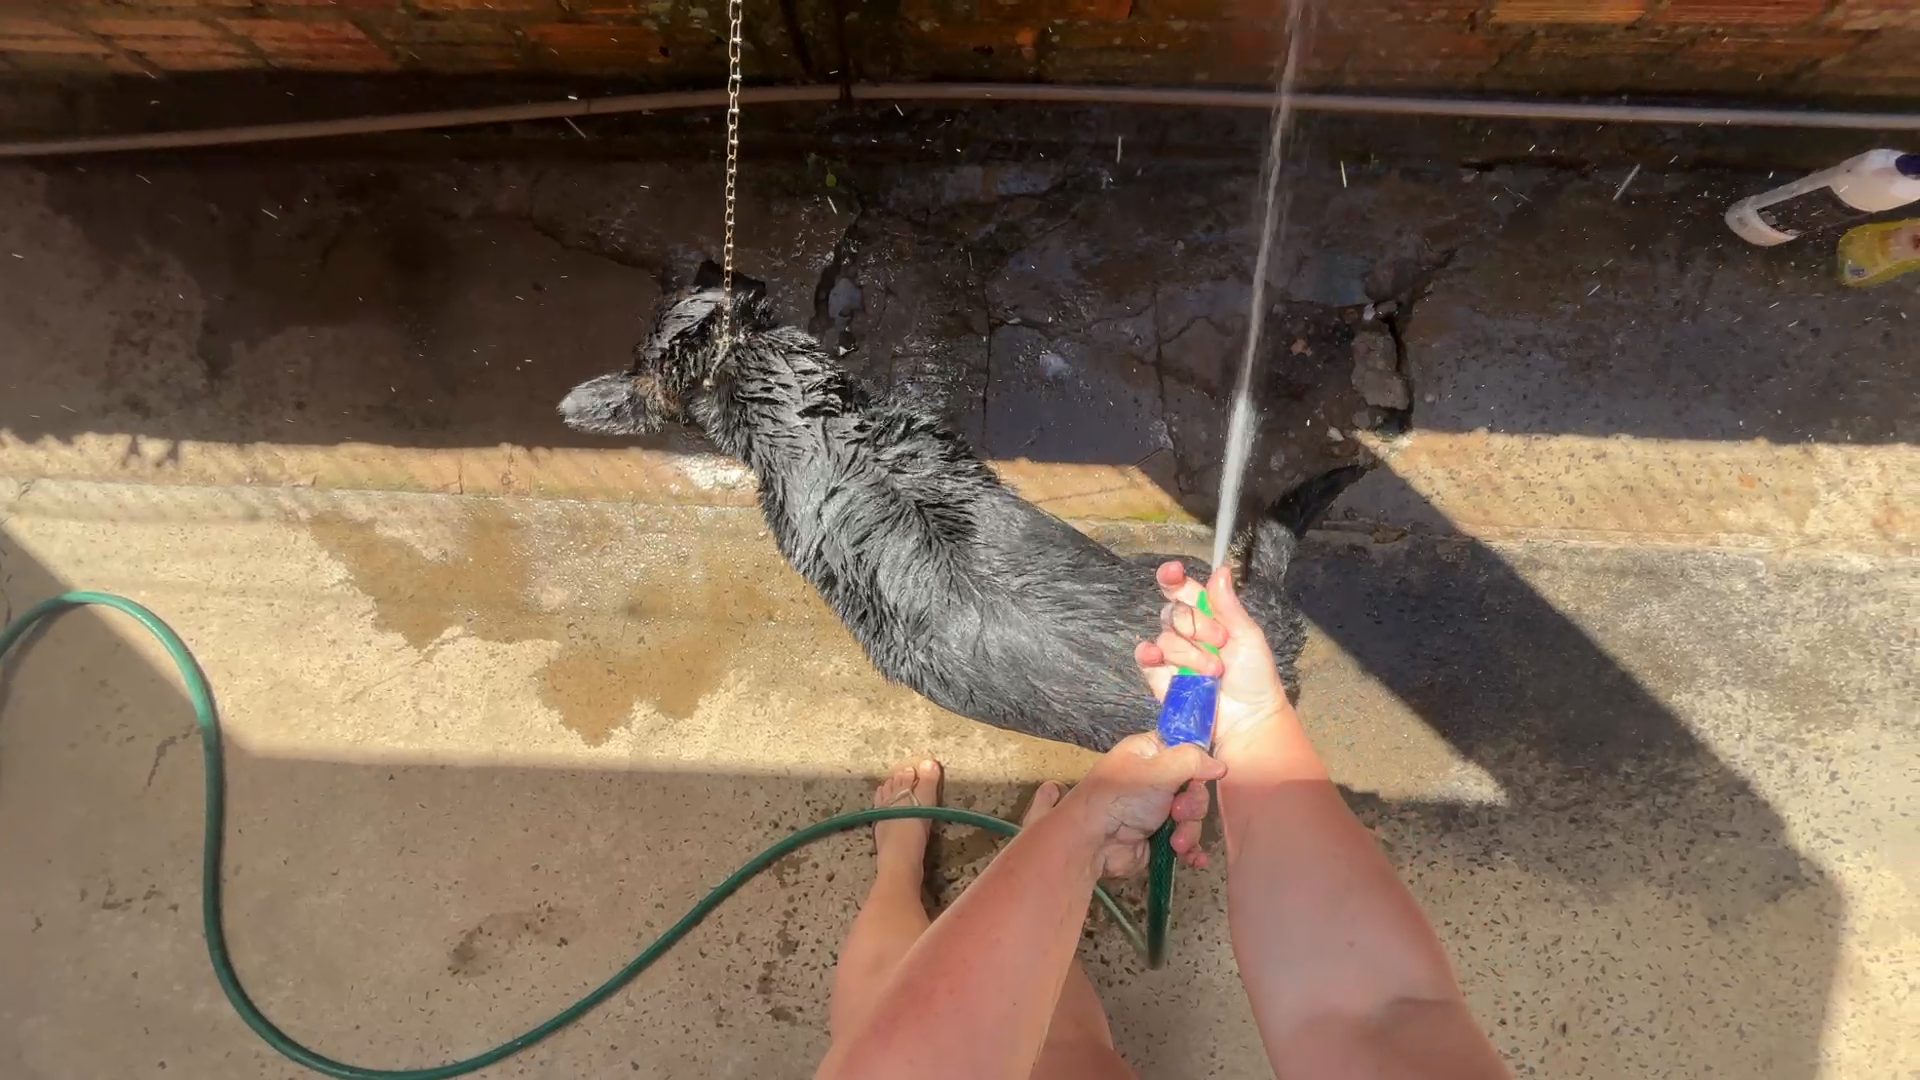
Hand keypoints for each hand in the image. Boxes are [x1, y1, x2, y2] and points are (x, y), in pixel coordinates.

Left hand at [1063, 732, 1224, 877]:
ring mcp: (1157, 808)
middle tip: (1178, 813)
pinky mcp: (1159, 836)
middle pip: (1194, 786)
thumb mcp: (1157, 771)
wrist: (1093, 841)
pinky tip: (1192, 858)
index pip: (1185, 750)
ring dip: (1189, 830)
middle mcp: (1155, 778)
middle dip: (1192, 805)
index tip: (1200, 777)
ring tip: (1175, 842)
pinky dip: (1191, 848)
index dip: (1197, 764)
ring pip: (1192, 816)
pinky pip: (1187, 840)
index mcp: (1150, 752)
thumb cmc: (1120, 797)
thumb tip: (1219, 764)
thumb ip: (1191, 762)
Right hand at [1134, 563, 1292, 763]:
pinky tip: (1157, 656)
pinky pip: (1145, 656)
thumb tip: (1220, 570)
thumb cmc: (1255, 677)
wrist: (1248, 719)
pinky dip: (1148, 653)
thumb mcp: (1249, 637)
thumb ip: (1229, 606)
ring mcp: (1172, 654)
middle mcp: (1187, 632)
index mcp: (1208, 616)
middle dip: (1197, 625)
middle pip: (1173, 611)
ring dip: (1190, 653)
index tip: (1173, 572)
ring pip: (1165, 636)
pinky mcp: (1159, 675)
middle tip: (1220, 643)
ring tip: (1213, 672)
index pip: (1183, 589)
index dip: (1173, 578)